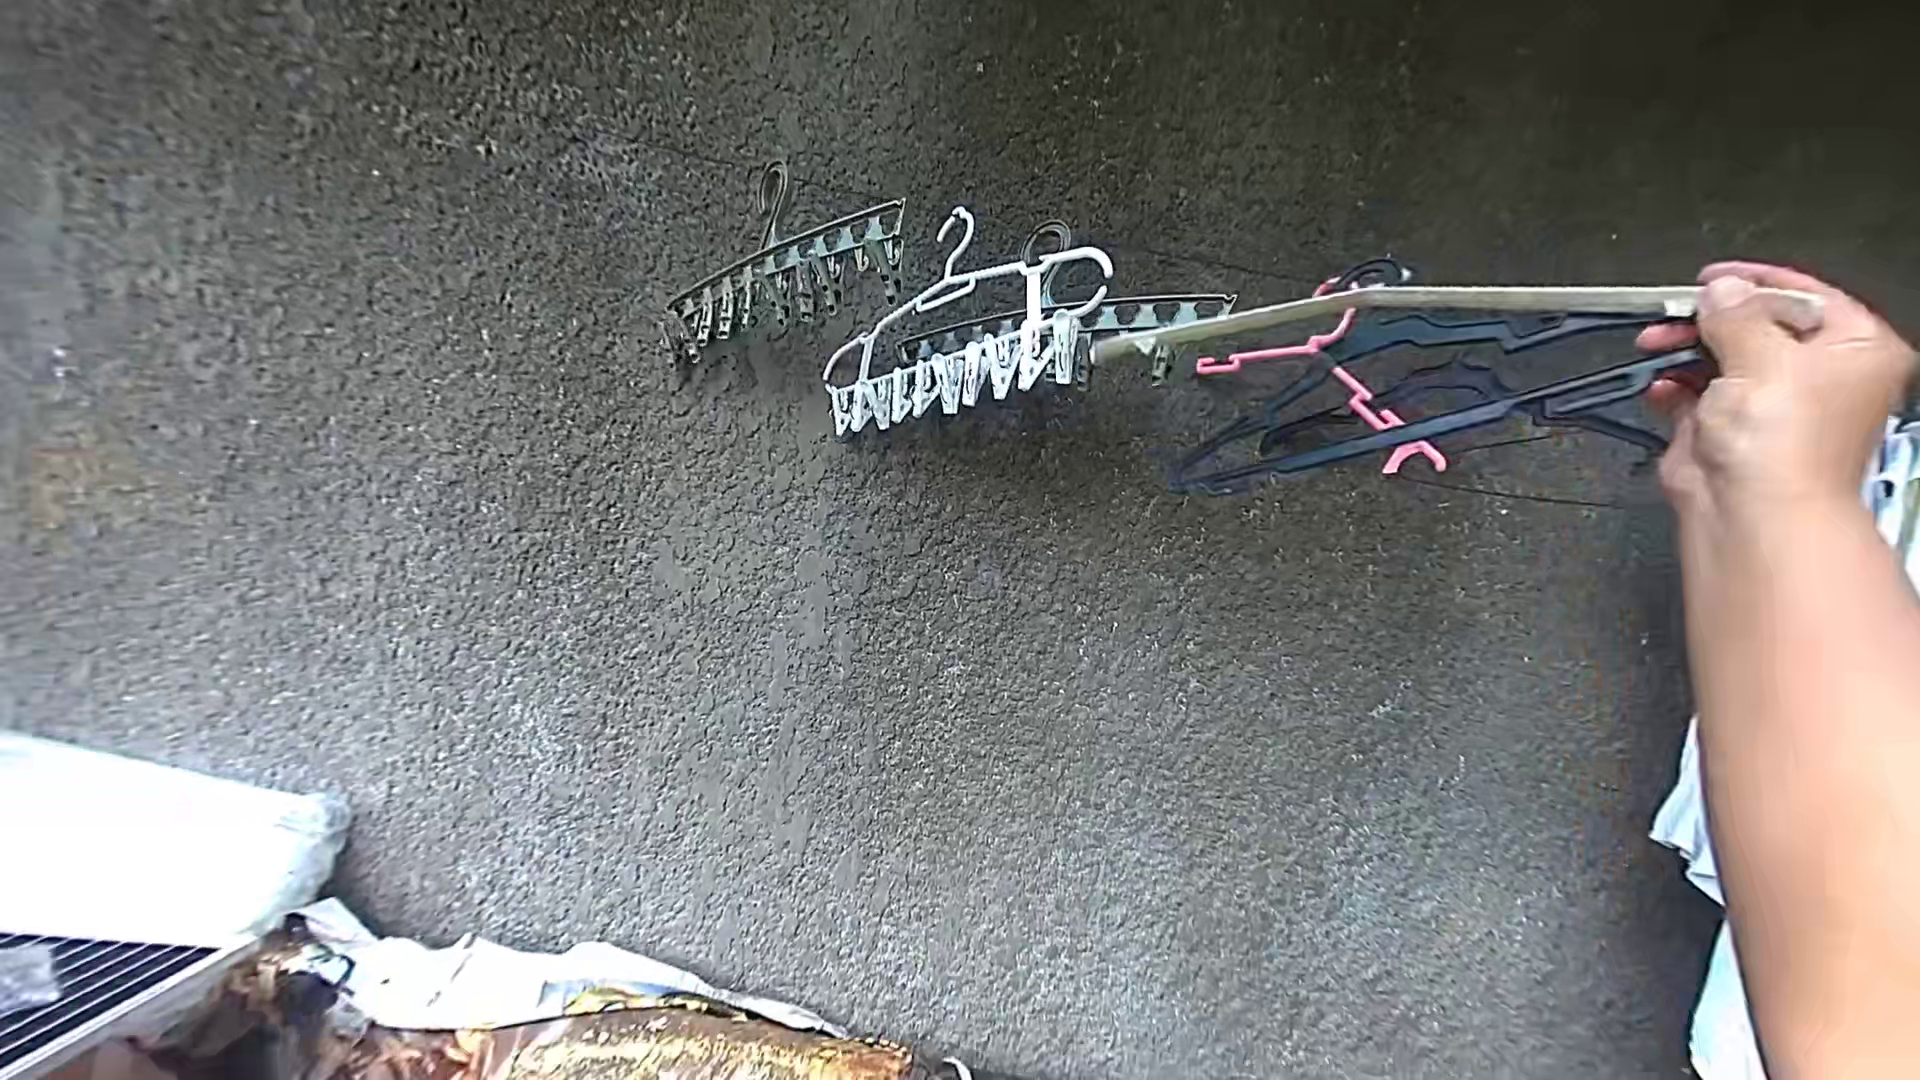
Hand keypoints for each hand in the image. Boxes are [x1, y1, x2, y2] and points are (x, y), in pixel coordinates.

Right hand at [1638, 262, 1915, 516]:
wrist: (1745, 502)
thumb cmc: (1781, 444)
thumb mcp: (1764, 362)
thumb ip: (1738, 320)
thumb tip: (1722, 290)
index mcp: (1852, 350)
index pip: (1805, 299)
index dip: (1756, 284)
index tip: (1712, 277)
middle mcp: (1810, 374)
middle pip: (1753, 328)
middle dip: (1706, 322)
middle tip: (1670, 317)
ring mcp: (1761, 401)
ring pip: (1715, 359)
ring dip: (1680, 353)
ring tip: (1653, 348)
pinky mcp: (1717, 424)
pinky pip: (1688, 394)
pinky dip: (1669, 388)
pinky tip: (1658, 388)